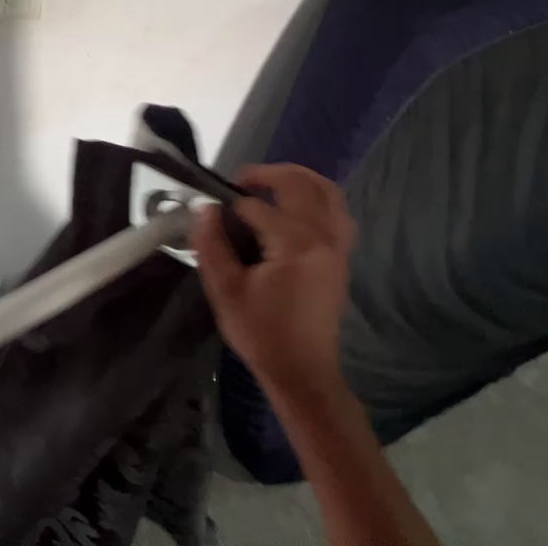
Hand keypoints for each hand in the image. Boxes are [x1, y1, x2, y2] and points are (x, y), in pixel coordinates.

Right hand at [192, 163, 356, 393]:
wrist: (303, 373)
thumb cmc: (261, 333)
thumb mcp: (225, 291)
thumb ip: (212, 244)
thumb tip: (205, 208)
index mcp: (294, 244)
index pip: (256, 206)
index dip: (229, 207)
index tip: (211, 217)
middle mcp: (322, 237)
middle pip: (299, 184)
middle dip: (266, 175)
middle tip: (239, 181)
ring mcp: (338, 246)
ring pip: (326, 192)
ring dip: (298, 179)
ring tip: (270, 183)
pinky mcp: (342, 257)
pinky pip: (338, 212)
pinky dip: (318, 198)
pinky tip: (296, 206)